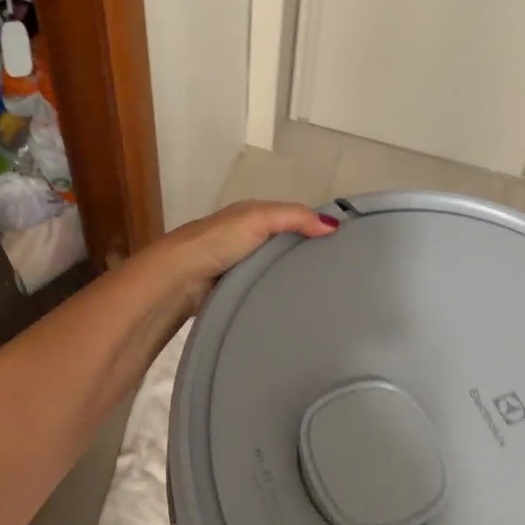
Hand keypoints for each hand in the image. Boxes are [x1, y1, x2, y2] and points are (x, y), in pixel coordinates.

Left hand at [142, 200, 337, 286]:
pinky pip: (266, 292)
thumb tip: (334, 225)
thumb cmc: (218, 241)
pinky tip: (299, 307)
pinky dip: (279, 296)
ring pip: (276, 271)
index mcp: (252, 216)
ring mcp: (241, 268)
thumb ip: (293, 217)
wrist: (178, 279)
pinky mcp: (236, 294)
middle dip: (308, 256)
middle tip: (343, 275)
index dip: (316, 227)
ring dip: (294, 279)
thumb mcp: (258, 218)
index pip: (292, 219)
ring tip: (328, 295)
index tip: (346, 245)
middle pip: (286, 246)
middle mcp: (247, 239)